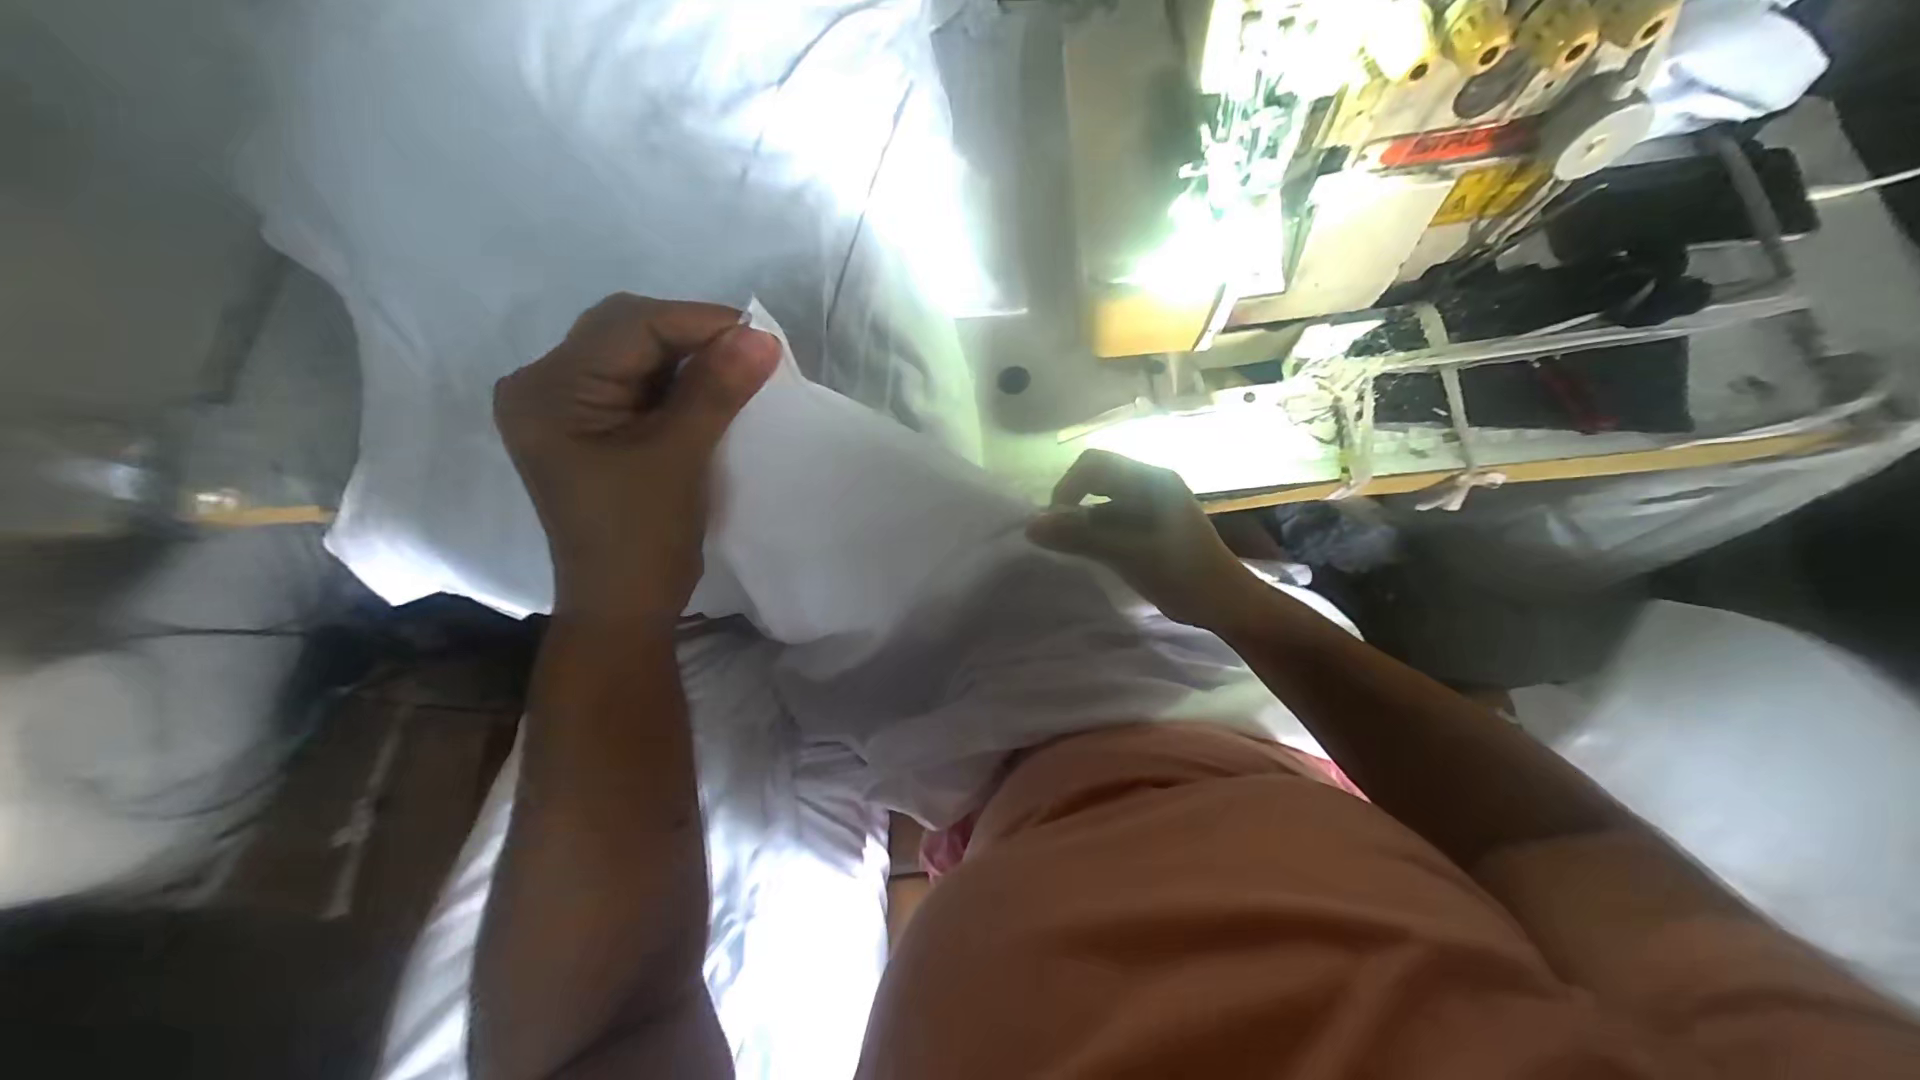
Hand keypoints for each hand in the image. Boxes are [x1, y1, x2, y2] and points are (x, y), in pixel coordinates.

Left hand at [494, 294, 779, 622]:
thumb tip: (762, 337)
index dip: (697, 321)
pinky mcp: (589, 426)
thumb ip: (716, 390)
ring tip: (739, 368)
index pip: (628, 327)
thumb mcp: (680, 457)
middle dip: (692, 335)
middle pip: (625, 331)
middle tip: (751, 352)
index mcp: (548, 391)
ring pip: (634, 354)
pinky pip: (637, 383)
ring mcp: (564, 407)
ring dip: (688, 357)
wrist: (624, 606)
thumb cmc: (642, 539)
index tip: (760, 335)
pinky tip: (712, 389)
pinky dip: (678, 382)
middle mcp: (543, 386)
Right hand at [1026, 449, 1265, 633]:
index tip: (1057, 524)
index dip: (1067, 488)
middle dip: (1072, 503)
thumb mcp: (1128, 555)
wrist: (1227, 604)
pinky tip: (1094, 555)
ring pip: (1102, 499)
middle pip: (1096, 477)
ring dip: (1082, 520)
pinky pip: (1112, 517)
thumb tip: (1031, 526)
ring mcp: (1151, 504)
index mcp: (1150, 481)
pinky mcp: (1150, 525)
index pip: (1094, 464)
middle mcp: (1149, 484)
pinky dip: (1096, 531)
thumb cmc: (1184, 575)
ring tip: (1076, 550)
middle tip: (1061, 537)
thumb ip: (1080, 537)